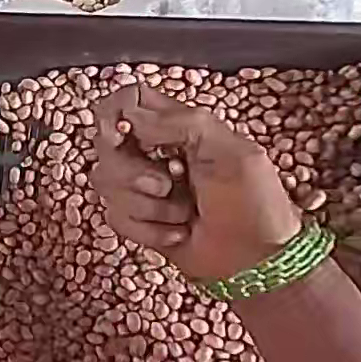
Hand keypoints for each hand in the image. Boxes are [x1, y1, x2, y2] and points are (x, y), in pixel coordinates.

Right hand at [90, 84, 300, 280]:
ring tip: (183, 214)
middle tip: (167, 185)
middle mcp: (151, 151)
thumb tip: (128, 117)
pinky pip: (115, 216)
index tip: (122, 135)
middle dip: (133, 172)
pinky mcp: (136, 219)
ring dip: (148, 205)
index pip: (126, 99)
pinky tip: (176, 233)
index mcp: (176, 125)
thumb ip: (181, 123)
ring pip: (105, 182)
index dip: (114, 112)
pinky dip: (148, 230)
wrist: (255, 262)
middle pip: (105, 144)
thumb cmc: (254, 203)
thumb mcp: (231, 151)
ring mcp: (140, 187)